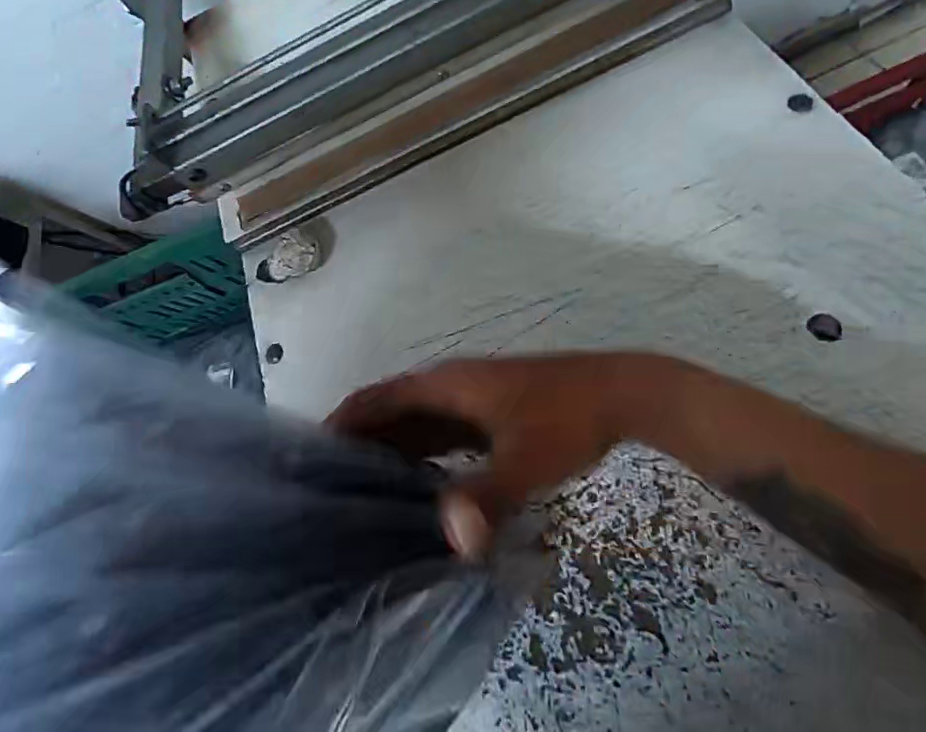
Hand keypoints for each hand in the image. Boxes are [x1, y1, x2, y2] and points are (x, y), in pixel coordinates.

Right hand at [326, 353, 687, 557]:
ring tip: (359, 494)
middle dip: (358, 442)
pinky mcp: (490, 411)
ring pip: (416, 421)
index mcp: (447, 385)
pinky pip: (441, 432)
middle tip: (325, 489)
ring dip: (388, 449)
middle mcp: (452, 386)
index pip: (377, 397)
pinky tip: (417, 488)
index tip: (307, 456)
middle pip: (390, 409)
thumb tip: (450, 539)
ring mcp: (472, 397)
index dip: (342, 421)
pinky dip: (420, 454)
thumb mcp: (527, 460)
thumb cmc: (568, 418)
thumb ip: (487, 496)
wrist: (619, 392)